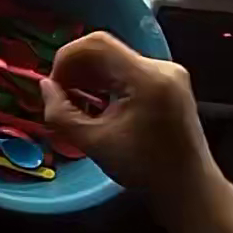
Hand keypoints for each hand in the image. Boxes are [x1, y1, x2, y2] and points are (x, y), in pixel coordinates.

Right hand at [40, 33, 232, 232]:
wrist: (188, 187)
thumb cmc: (143, 168)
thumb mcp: (92, 142)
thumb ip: (60, 113)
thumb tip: (44, 86)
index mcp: (147, 78)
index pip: (97, 44)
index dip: (66, 58)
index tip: (53, 85)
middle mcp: (161, 67)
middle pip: (105, 50)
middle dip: (75, 68)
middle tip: (59, 95)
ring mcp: (167, 73)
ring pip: (114, 59)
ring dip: (88, 75)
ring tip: (73, 101)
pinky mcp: (168, 83)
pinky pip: (127, 71)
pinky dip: (104, 81)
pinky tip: (93, 103)